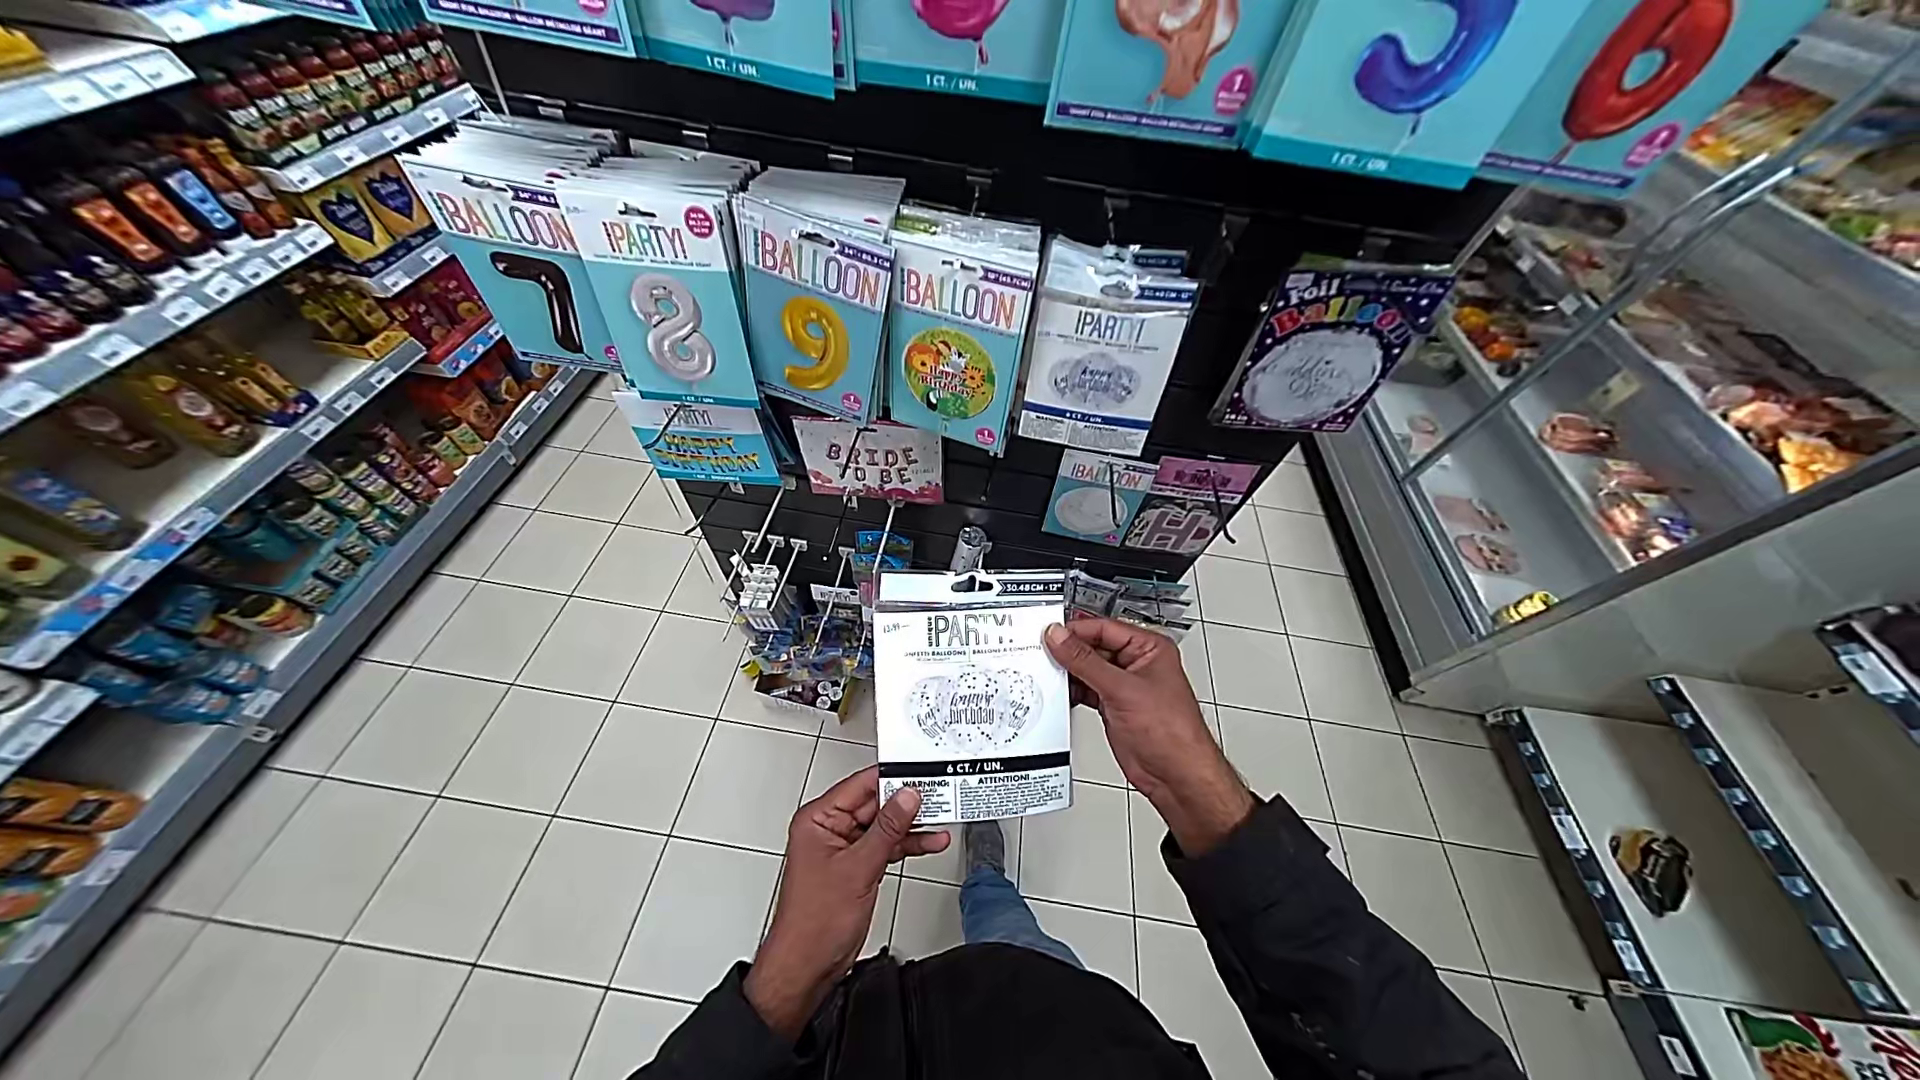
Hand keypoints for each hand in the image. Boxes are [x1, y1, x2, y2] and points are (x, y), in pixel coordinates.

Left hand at [746, 766, 949, 1039]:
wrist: (807, 968)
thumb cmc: (812, 923)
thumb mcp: (858, 867)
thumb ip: (887, 829)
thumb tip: (906, 797)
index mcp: (818, 819)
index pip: (860, 785)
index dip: (890, 778)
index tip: (918, 773)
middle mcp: (829, 828)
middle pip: (875, 803)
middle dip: (906, 802)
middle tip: (936, 795)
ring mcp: (844, 847)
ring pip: (884, 824)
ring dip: (911, 824)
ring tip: (939, 817)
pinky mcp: (857, 864)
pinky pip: (886, 844)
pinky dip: (907, 843)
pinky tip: (928, 841)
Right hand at [1045, 619, 1254, 855]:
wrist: (1176, 776)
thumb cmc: (1173, 733)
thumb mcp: (1122, 688)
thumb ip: (1086, 661)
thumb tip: (1061, 637)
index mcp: (1149, 648)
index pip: (1105, 628)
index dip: (1076, 630)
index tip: (1052, 633)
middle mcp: (1136, 664)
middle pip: (1093, 646)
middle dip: (1070, 651)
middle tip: (1046, 653)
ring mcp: (1123, 685)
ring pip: (1087, 668)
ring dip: (1069, 672)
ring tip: (1051, 673)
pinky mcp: (1112, 705)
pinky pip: (1085, 688)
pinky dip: (1072, 690)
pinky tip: (1062, 692)